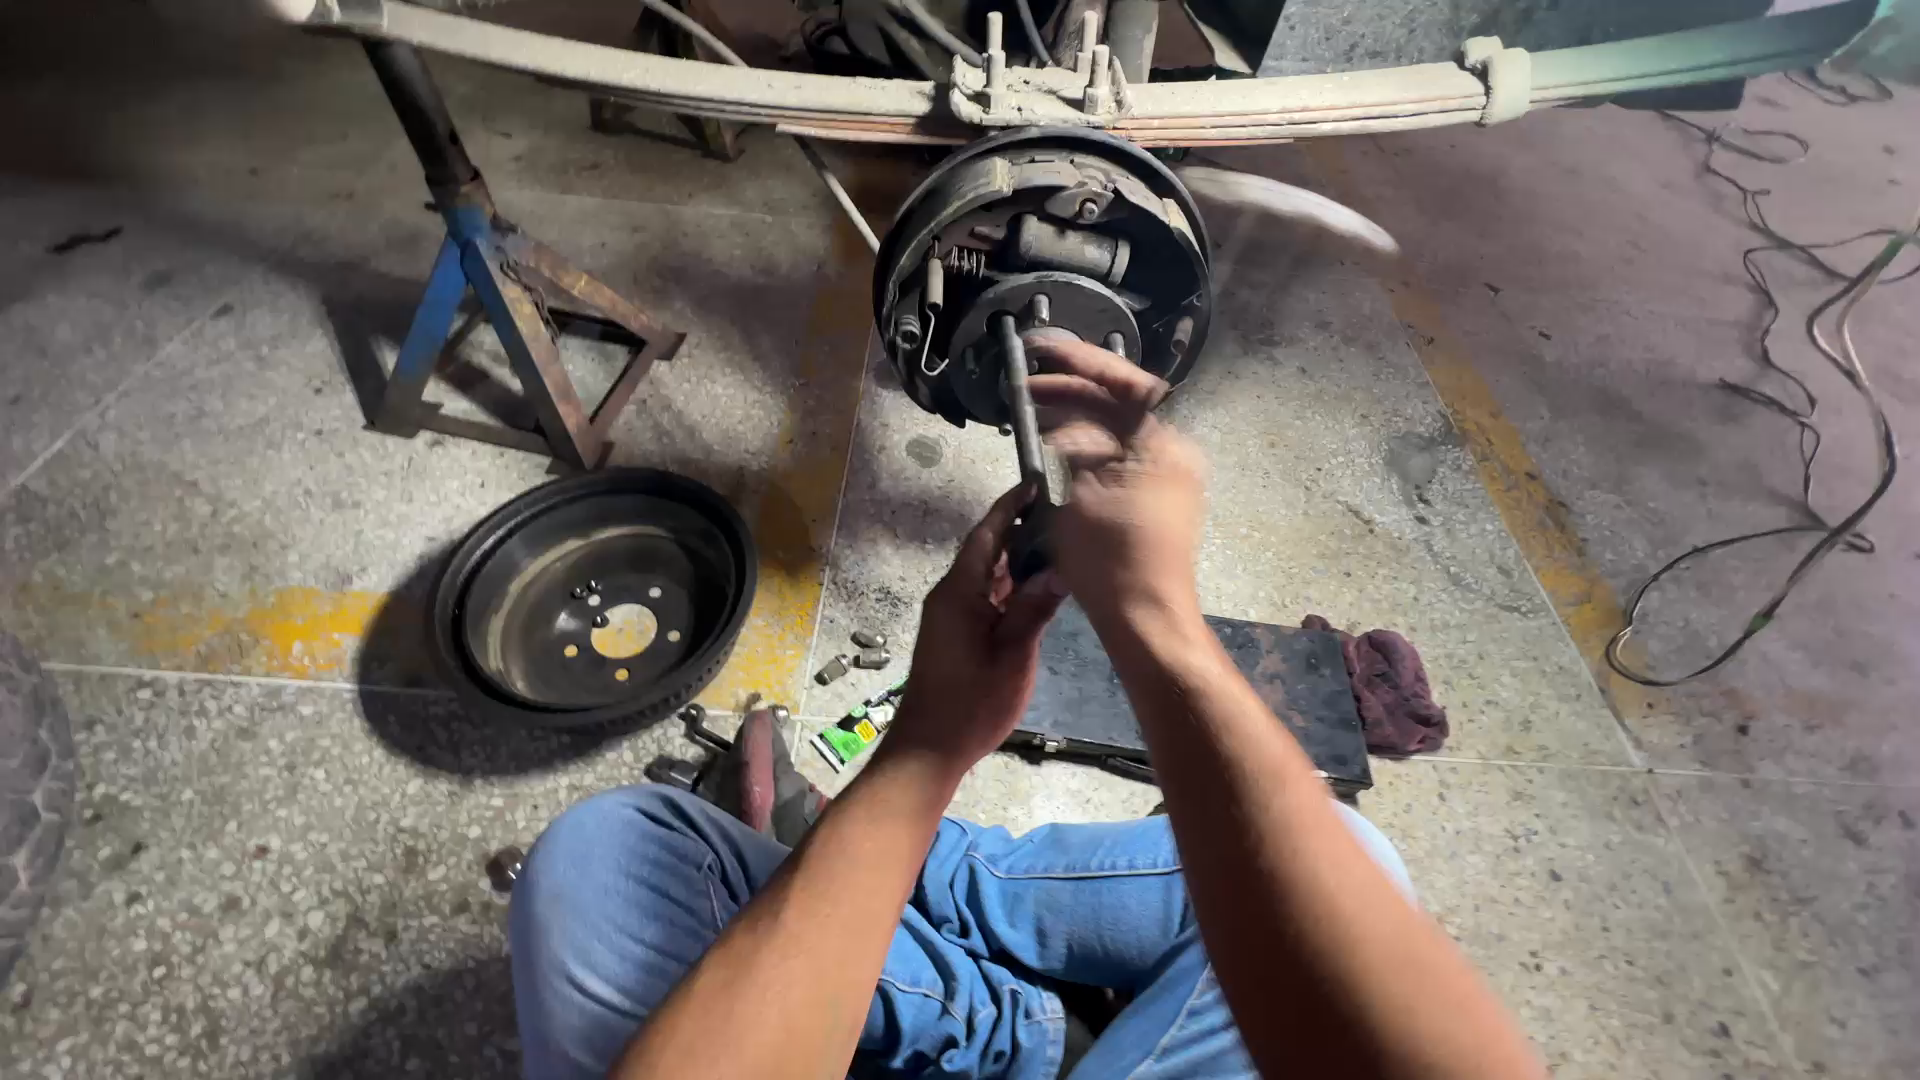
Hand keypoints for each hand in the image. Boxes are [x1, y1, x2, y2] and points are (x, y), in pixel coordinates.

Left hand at [884, 484, 1068, 779]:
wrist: (929, 747)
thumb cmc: (972, 701)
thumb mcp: (1013, 654)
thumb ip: (1034, 608)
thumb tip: (1060, 569)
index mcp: (959, 592)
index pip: (985, 535)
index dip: (1008, 507)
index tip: (1034, 484)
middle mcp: (950, 595)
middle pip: (985, 551)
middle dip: (1017, 529)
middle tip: (1057, 512)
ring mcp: (951, 616)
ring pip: (985, 576)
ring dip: (1014, 559)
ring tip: (1054, 541)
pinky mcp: (955, 634)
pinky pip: (983, 597)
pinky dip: (1007, 587)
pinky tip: (1035, 586)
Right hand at [1025, 336, 1209, 623]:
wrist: (1144, 617)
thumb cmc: (1112, 558)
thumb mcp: (1079, 495)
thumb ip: (1073, 449)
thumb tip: (1064, 430)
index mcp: (1163, 445)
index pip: (1125, 384)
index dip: (1082, 362)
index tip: (1044, 350)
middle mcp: (1173, 453)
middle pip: (1120, 408)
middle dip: (1072, 394)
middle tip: (1026, 386)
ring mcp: (1167, 477)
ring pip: (1116, 434)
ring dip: (1077, 423)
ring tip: (1034, 412)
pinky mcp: (1155, 498)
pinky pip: (1119, 460)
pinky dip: (1088, 451)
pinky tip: (1056, 450)